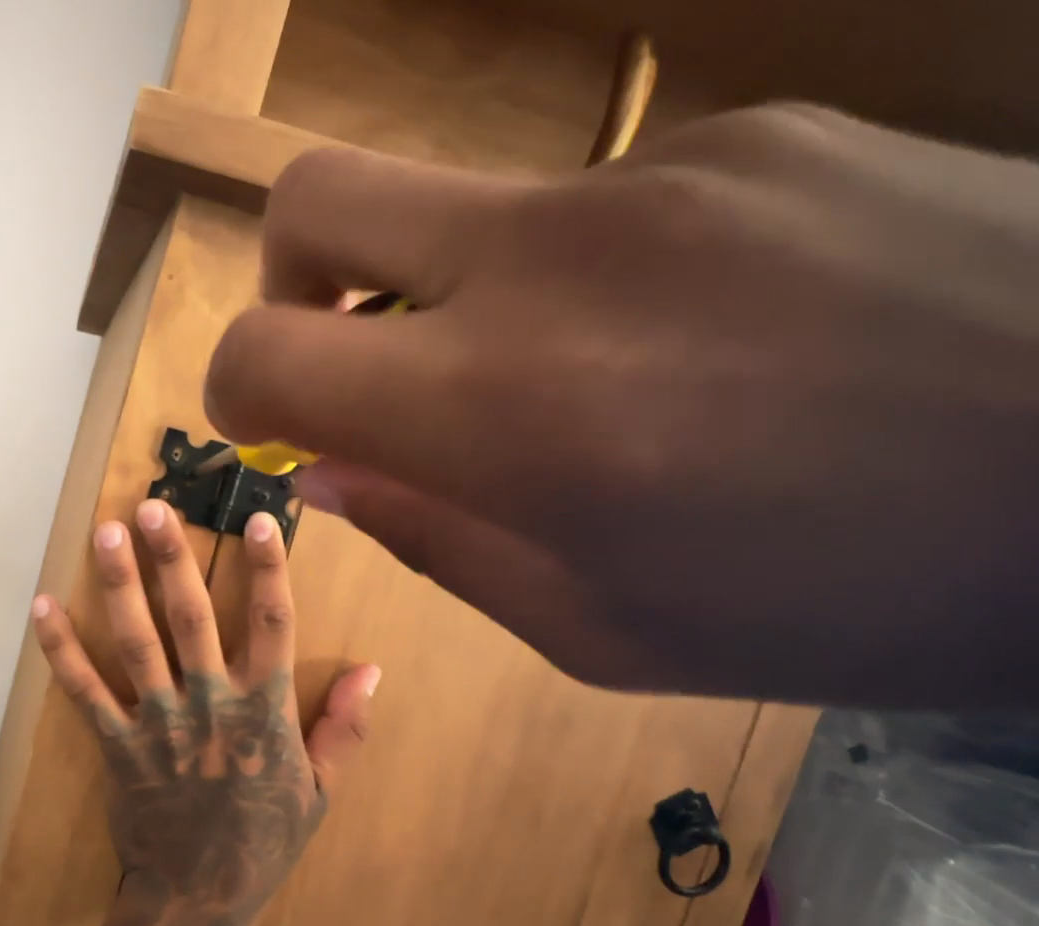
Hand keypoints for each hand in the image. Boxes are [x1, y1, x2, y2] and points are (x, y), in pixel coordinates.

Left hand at [21, 500, 378, 925]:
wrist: (200, 900)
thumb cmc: (263, 841)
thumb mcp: (321, 791)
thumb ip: (345, 729)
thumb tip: (372, 670)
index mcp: (265, 711)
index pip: (272, 625)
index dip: (269, 569)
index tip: (260, 519)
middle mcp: (211, 705)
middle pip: (191, 618)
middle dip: (172, 558)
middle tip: (152, 507)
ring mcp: (159, 723)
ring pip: (137, 643)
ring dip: (119, 586)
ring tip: (105, 534)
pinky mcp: (117, 745)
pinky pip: (85, 691)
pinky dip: (62, 650)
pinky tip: (41, 608)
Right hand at [207, 104, 1038, 707]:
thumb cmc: (850, 599)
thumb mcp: (599, 630)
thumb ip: (431, 539)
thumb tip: (329, 471)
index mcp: (506, 411)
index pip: (269, 351)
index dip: (234, 386)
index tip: (264, 422)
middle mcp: (549, 260)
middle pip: (313, 196)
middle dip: (288, 276)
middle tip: (340, 345)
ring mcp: (650, 176)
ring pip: (458, 212)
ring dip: (457, 297)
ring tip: (580, 378)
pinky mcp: (743, 134)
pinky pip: (586, 205)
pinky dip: (578, 276)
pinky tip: (692, 336)